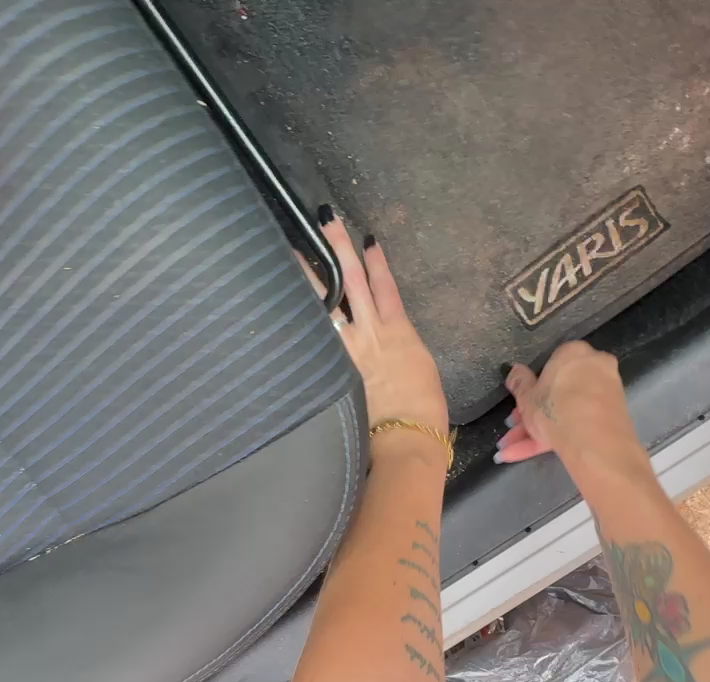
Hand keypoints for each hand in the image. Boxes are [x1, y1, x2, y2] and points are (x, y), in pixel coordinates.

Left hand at [307, 210, 449, 431]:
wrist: (408, 434)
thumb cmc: (423, 408)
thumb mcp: (419, 369)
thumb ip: (401, 350)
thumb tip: (388, 346)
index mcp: (400, 331)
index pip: (385, 286)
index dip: (376, 262)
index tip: (367, 239)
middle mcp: (372, 332)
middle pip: (352, 282)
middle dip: (340, 248)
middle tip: (326, 219)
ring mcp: (350, 349)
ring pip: (329, 303)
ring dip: (311, 275)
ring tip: (294, 250)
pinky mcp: (336, 368)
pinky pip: (319, 336)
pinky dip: (305, 318)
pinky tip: (286, 305)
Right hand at [495, 341, 640, 467]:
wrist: (594, 440)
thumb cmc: (555, 408)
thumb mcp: (526, 397)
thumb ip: (519, 383)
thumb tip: (514, 371)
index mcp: (573, 353)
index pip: (550, 365)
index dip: (532, 387)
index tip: (521, 403)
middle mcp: (594, 366)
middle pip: (558, 392)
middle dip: (532, 414)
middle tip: (514, 430)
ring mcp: (605, 393)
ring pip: (566, 411)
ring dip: (537, 431)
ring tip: (511, 451)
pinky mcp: (610, 417)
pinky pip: (578, 424)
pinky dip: (554, 438)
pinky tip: (526, 455)